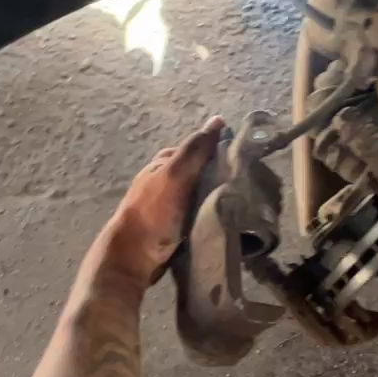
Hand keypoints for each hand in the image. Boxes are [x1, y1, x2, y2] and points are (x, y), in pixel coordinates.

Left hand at [103, 116, 225, 283]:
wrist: (133, 257)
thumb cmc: (153, 211)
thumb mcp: (175, 174)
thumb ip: (195, 149)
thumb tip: (218, 120)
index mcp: (162, 163)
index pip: (196, 149)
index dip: (216, 152)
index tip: (241, 159)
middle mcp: (165, 181)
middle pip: (200, 172)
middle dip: (218, 176)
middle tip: (243, 184)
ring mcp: (169, 205)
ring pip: (201, 194)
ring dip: (216, 197)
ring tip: (240, 203)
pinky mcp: (174, 227)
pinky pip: (199, 214)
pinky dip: (210, 215)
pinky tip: (225, 219)